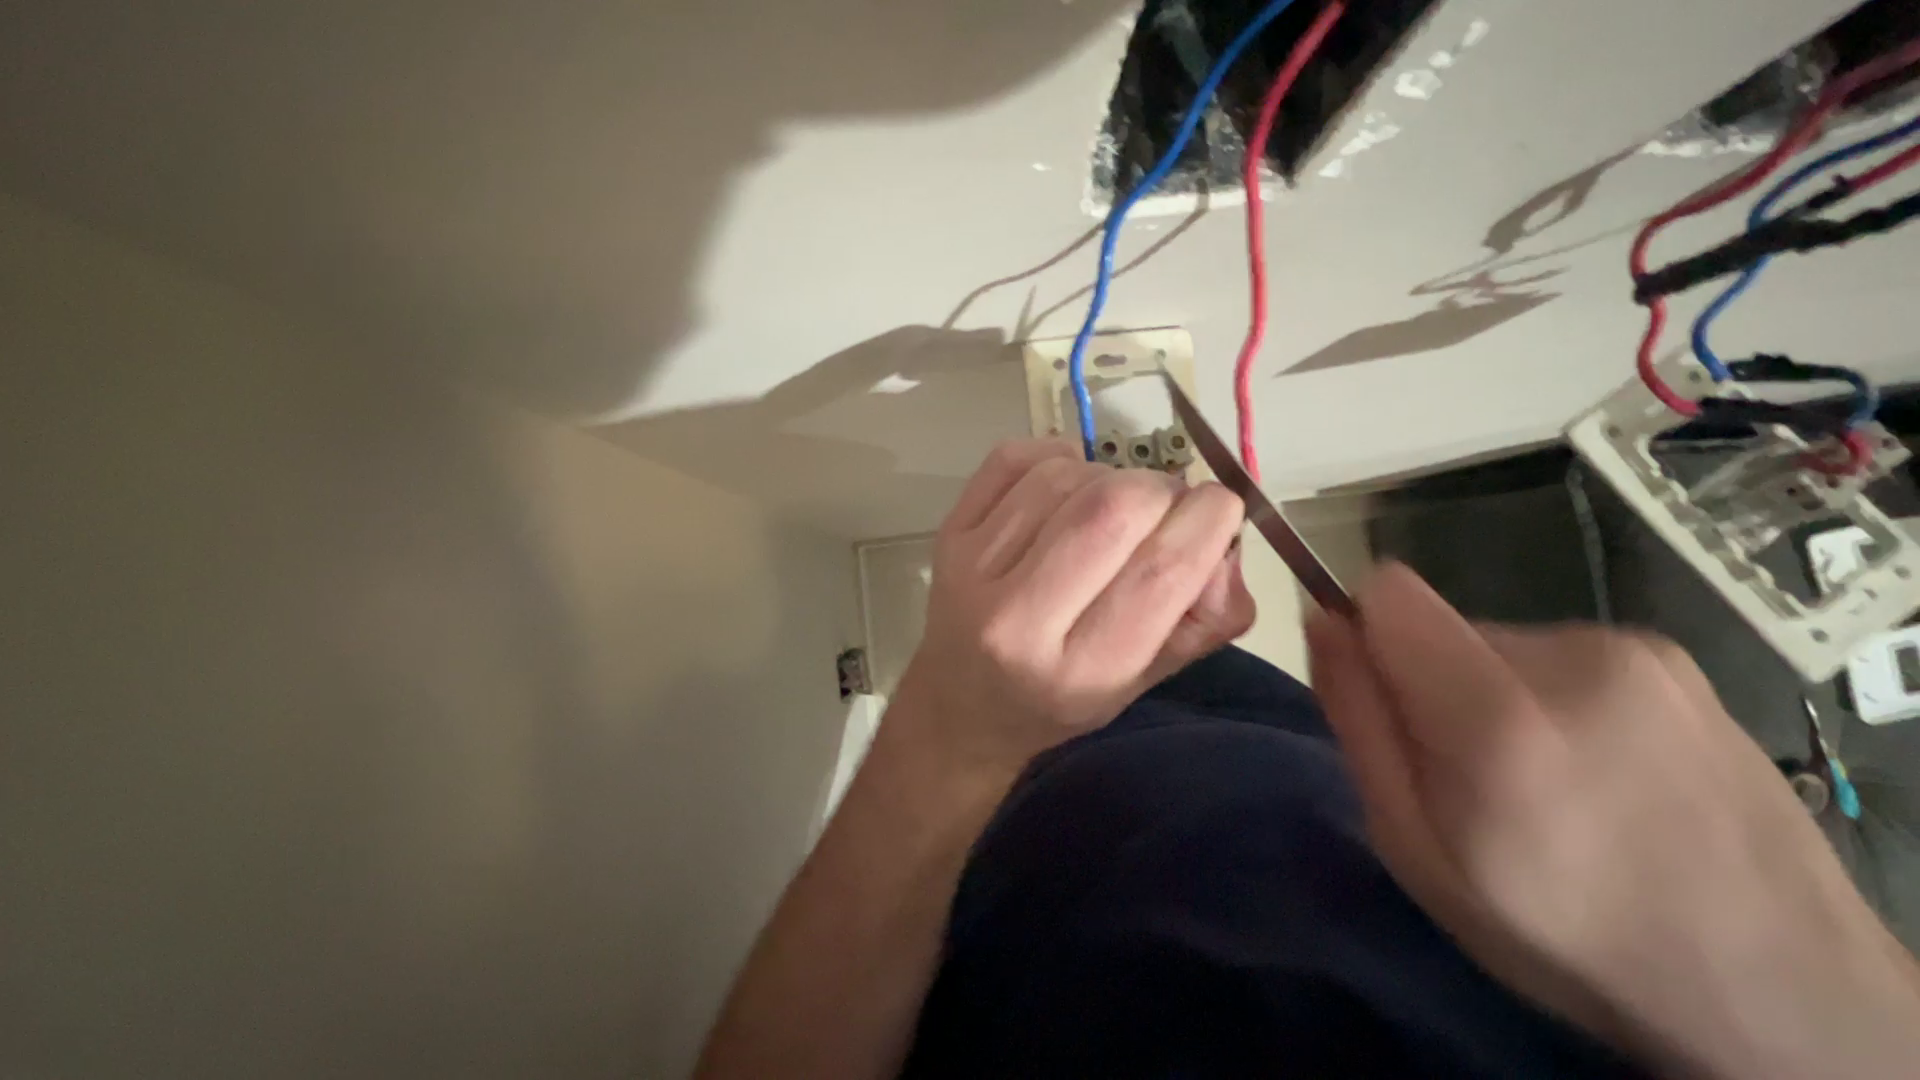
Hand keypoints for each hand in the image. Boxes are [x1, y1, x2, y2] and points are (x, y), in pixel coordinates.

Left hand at [887, 438, 1251, 783]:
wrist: (962, 708)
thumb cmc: (1059, 700)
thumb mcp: (1144, 682)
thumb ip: (1204, 619)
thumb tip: (1226, 543)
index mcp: (1082, 671)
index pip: (1163, 570)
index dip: (1210, 521)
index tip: (1219, 513)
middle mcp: (1020, 620)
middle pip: (1113, 510)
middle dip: (1162, 491)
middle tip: (1165, 510)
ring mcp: (973, 571)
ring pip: (1066, 476)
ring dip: (1110, 475)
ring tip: (1112, 508)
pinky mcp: (950, 534)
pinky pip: (1014, 458)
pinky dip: (1058, 456)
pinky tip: (1068, 485)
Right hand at [1308, 564, 1919, 1079]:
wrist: (1775, 984)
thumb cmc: (1561, 933)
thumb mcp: (1417, 851)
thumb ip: (1360, 725)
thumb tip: (1325, 623)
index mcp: (1499, 723)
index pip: (1388, 593)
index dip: (1366, 632)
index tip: (1385, 698)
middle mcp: (1574, 661)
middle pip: (1441, 625)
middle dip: (1432, 680)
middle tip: (1471, 772)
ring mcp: (1638, 654)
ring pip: (1500, 640)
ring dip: (1494, 691)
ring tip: (1546, 778)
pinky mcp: (1676, 659)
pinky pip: (1561, 652)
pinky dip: (1553, 696)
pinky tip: (1599, 767)